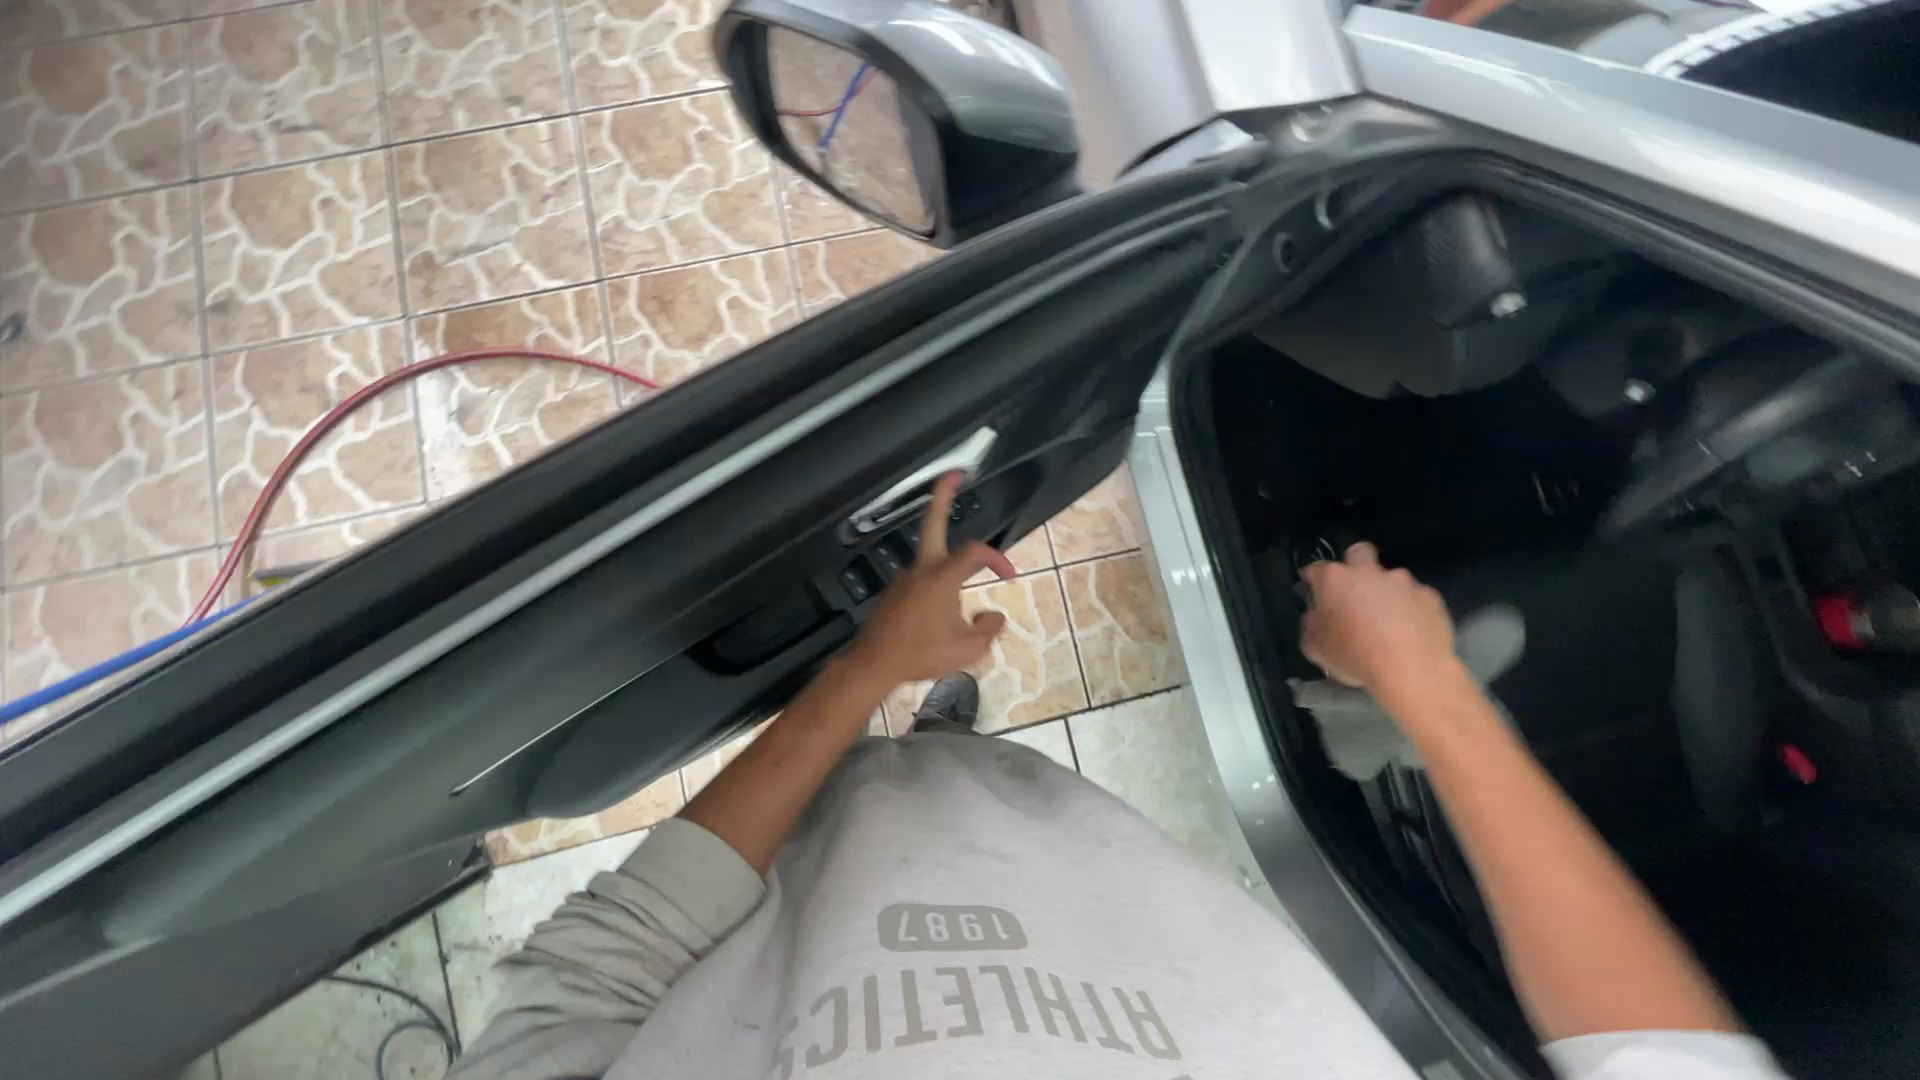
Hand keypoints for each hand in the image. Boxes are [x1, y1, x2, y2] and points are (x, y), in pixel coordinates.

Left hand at [843, 471, 1016, 687]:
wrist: (875, 663)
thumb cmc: (923, 654)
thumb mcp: (969, 648)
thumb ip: (989, 628)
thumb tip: (992, 614)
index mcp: (942, 576)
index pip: (975, 552)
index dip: (997, 557)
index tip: (1009, 575)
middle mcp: (921, 569)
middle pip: (933, 522)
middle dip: (943, 495)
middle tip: (953, 473)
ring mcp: (903, 579)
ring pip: (929, 558)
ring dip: (947, 556)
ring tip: (965, 573)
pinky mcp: (893, 594)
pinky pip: (920, 581)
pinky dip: (935, 585)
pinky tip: (939, 610)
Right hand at [1300, 542, 1455, 693]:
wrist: (1411, 671)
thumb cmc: (1354, 656)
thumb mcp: (1314, 646)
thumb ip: (1311, 622)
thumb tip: (1316, 613)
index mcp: (1334, 580)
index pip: (1314, 569)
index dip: (1311, 580)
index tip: (1311, 593)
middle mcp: (1368, 572)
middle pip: (1358, 552)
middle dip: (1354, 564)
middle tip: (1353, 590)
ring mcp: (1403, 582)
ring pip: (1391, 578)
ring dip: (1385, 592)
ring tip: (1388, 620)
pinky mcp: (1430, 596)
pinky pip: (1415, 597)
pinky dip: (1410, 608)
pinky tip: (1410, 630)